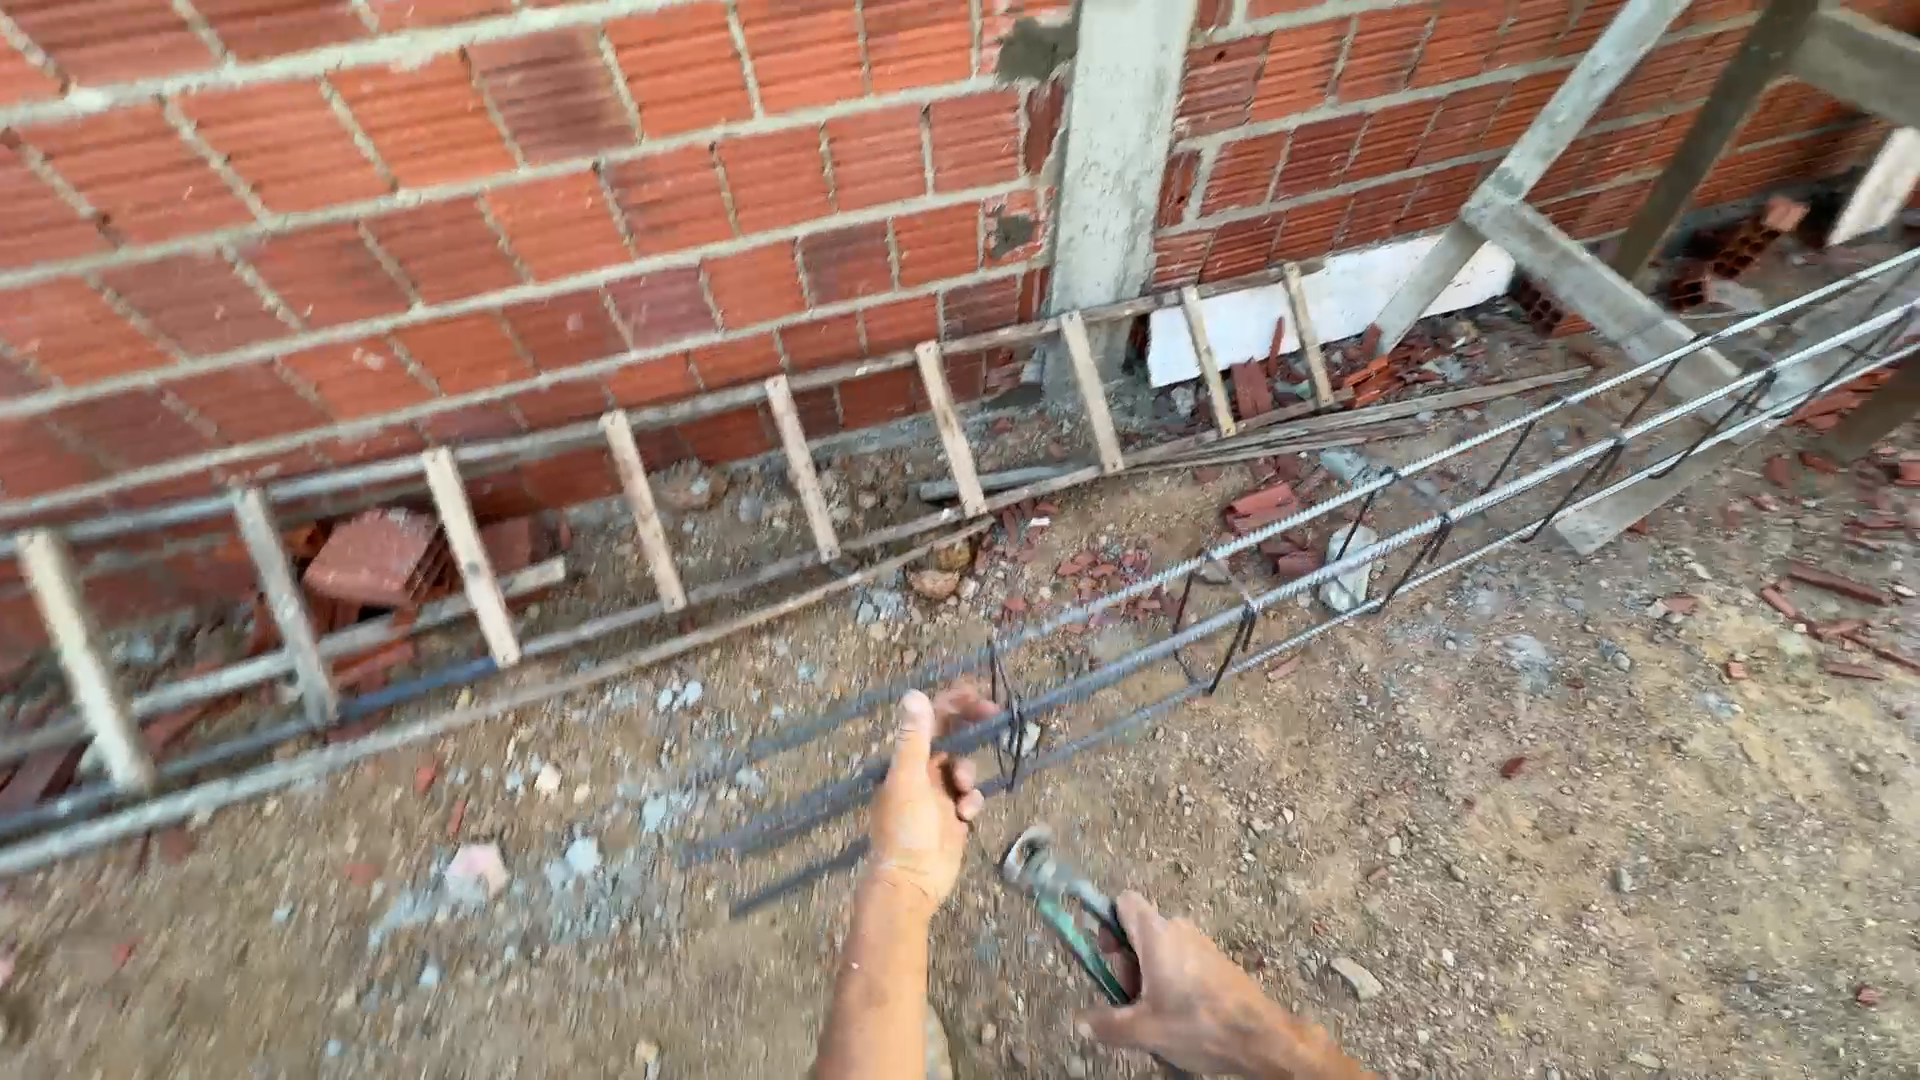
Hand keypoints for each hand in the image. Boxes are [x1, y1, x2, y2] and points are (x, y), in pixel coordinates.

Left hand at [866, 686, 990, 911]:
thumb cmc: (904, 829)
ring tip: (963, 793)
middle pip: (951, 737)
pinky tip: (965, 818)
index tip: (979, 694)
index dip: (954, 702)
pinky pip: (971, 796)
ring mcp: (938, 794)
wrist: (912, 882)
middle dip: (971, 726)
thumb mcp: (908, 779)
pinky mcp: (954, 816)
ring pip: (964, 766)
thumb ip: (913, 738)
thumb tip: (915, 693)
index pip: (931, 719)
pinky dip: (972, 802)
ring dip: (968, 774)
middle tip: (995, 715)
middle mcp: (921, 771)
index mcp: (905, 759)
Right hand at [1077, 892, 1368, 1078]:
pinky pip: (1182, 961)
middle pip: (1139, 931)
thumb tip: (1079, 1023)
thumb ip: (1107, 1024)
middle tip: (1133, 999)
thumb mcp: (1145, 1030)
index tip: (1110, 957)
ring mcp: (1200, 942)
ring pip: (1160, 950)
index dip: (1108, 924)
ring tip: (1158, 1015)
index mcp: (1155, 931)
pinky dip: (1173, 982)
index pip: (1122, 901)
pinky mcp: (1217, 961)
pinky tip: (1181, 1017)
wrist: (1262, 1038)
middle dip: (1129, 963)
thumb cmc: (1198, 1024)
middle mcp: (1177, 926)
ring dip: (1151, 977)